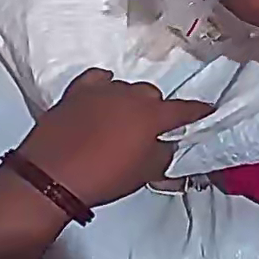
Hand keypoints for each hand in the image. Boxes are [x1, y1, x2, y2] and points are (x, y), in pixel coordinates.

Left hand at [16, 69, 212, 207]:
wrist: (51, 177)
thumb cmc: (104, 178)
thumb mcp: (145, 173)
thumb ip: (163, 153)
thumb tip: (167, 142)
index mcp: (152, 115)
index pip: (183, 109)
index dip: (197, 111)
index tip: (208, 110)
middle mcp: (130, 95)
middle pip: (152, 95)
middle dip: (154, 110)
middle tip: (148, 131)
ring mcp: (101, 90)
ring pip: (125, 88)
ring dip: (127, 101)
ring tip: (120, 121)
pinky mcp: (75, 91)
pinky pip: (97, 80)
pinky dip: (103, 87)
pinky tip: (102, 97)